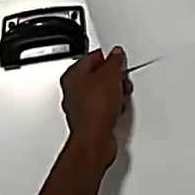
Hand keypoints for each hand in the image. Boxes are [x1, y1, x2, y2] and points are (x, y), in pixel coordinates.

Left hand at [60, 47, 130, 170]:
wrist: (95, 139)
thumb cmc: (95, 109)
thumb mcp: (111, 74)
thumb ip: (115, 61)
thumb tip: (116, 54)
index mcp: (72, 75)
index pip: (91, 58)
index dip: (107, 57)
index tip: (118, 58)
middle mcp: (72, 91)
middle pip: (95, 77)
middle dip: (111, 77)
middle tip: (121, 78)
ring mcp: (80, 108)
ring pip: (100, 93)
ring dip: (113, 93)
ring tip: (121, 95)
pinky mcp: (89, 123)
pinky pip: (103, 109)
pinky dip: (111, 108)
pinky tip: (118, 109)